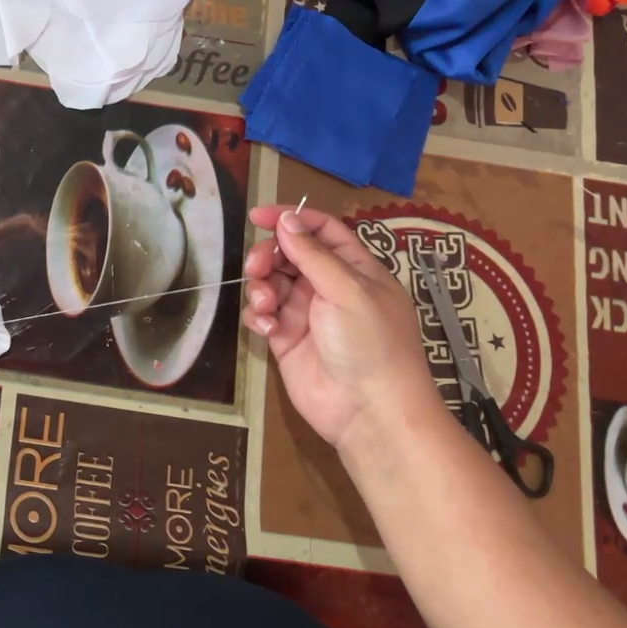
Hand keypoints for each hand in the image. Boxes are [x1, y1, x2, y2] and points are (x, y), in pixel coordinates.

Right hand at [241, 205, 442, 450]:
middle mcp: (329, 287)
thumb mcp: (346, 290)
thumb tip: (286, 219)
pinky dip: (259, 316)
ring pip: (271, 283)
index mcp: (355, 269)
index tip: (257, 216)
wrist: (368, 411)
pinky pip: (263, 315)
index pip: (321, 230)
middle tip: (257, 267)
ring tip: (266, 306)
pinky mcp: (286, 339)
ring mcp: (306, 314)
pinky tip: (267, 329)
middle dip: (268, 256)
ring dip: (261, 288)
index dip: (291, 219)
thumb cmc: (369, 343)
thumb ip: (312, 253)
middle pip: (289, 255)